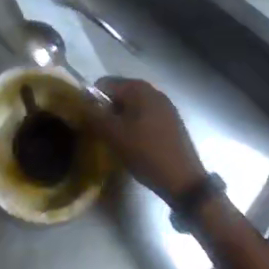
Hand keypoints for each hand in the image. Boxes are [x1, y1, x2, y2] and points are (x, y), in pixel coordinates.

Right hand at [89, 78, 208, 201]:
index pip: (104, 84)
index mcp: (139, 88)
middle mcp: (153, 91)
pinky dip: (136, 126)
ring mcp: (166, 107)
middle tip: (105, 132)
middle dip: (109, 110)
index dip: (93, 101)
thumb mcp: (113, 134)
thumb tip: (81, 102)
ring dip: (122, 119)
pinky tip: (137, 145)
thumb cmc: (147, 153)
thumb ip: (93, 114)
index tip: (92, 122)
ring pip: (132, 107)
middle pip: (119, 94)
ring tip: (120, 141)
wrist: (186, 184)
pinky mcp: (173, 123)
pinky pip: (146, 117)